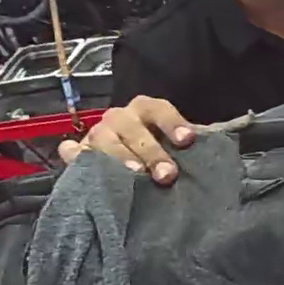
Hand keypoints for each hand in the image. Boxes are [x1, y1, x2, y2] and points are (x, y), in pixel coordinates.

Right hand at [57, 95, 194, 184]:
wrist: (129, 159)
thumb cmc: (161, 151)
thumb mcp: (175, 145)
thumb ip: (186, 146)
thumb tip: (210, 151)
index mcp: (146, 110)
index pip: (159, 109)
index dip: (172, 123)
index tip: (187, 140)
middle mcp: (121, 118)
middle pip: (133, 129)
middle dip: (152, 152)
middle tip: (167, 175)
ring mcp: (96, 133)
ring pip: (103, 139)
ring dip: (120, 157)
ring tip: (134, 175)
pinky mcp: (79, 152)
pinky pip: (73, 152)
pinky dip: (76, 157)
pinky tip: (82, 165)